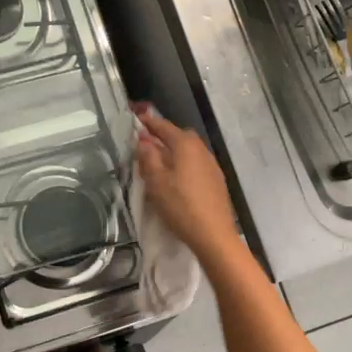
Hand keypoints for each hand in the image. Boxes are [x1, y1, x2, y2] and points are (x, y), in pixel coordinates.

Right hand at [133, 105, 239, 259]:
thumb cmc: (180, 205)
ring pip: (188, 150)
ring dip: (173, 151)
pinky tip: (176, 177)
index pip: (163, 126)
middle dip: (162, 136)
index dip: (148, 122)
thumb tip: (143, 140)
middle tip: (145, 143)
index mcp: (185, 144)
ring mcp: (211, 164)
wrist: (213, 233)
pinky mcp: (216, 180)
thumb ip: (148, 156)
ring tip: (158, 161)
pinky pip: (195, 163)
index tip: (136, 117)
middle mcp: (201, 149)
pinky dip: (183, 164)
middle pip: (178, 136)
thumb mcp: (156, 181)